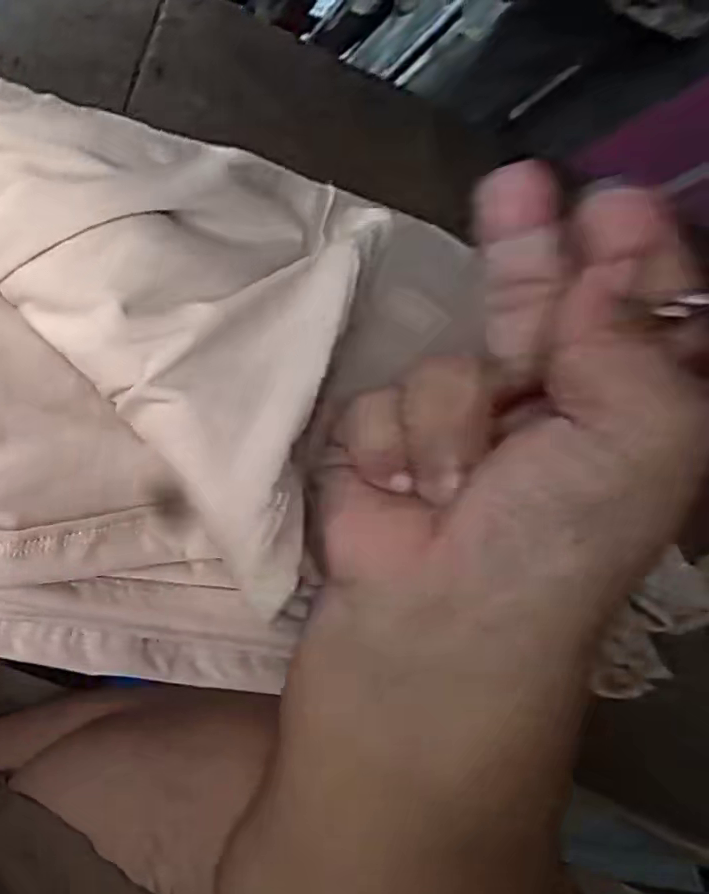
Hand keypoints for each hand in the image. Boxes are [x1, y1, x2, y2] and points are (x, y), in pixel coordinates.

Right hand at [318, 163, 708, 657]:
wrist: (434, 596)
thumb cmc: (559, 527)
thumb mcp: (642, 435)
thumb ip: (626, 346)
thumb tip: (592, 277)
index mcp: (624, 395)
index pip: (630, 303)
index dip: (623, 248)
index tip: (604, 197)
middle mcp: (535, 397)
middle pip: (527, 304)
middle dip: (522, 247)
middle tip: (512, 180)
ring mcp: (445, 419)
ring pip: (438, 365)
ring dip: (445, 423)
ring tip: (451, 481)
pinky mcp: (368, 440)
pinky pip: (372, 406)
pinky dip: (384, 446)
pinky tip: (399, 485)